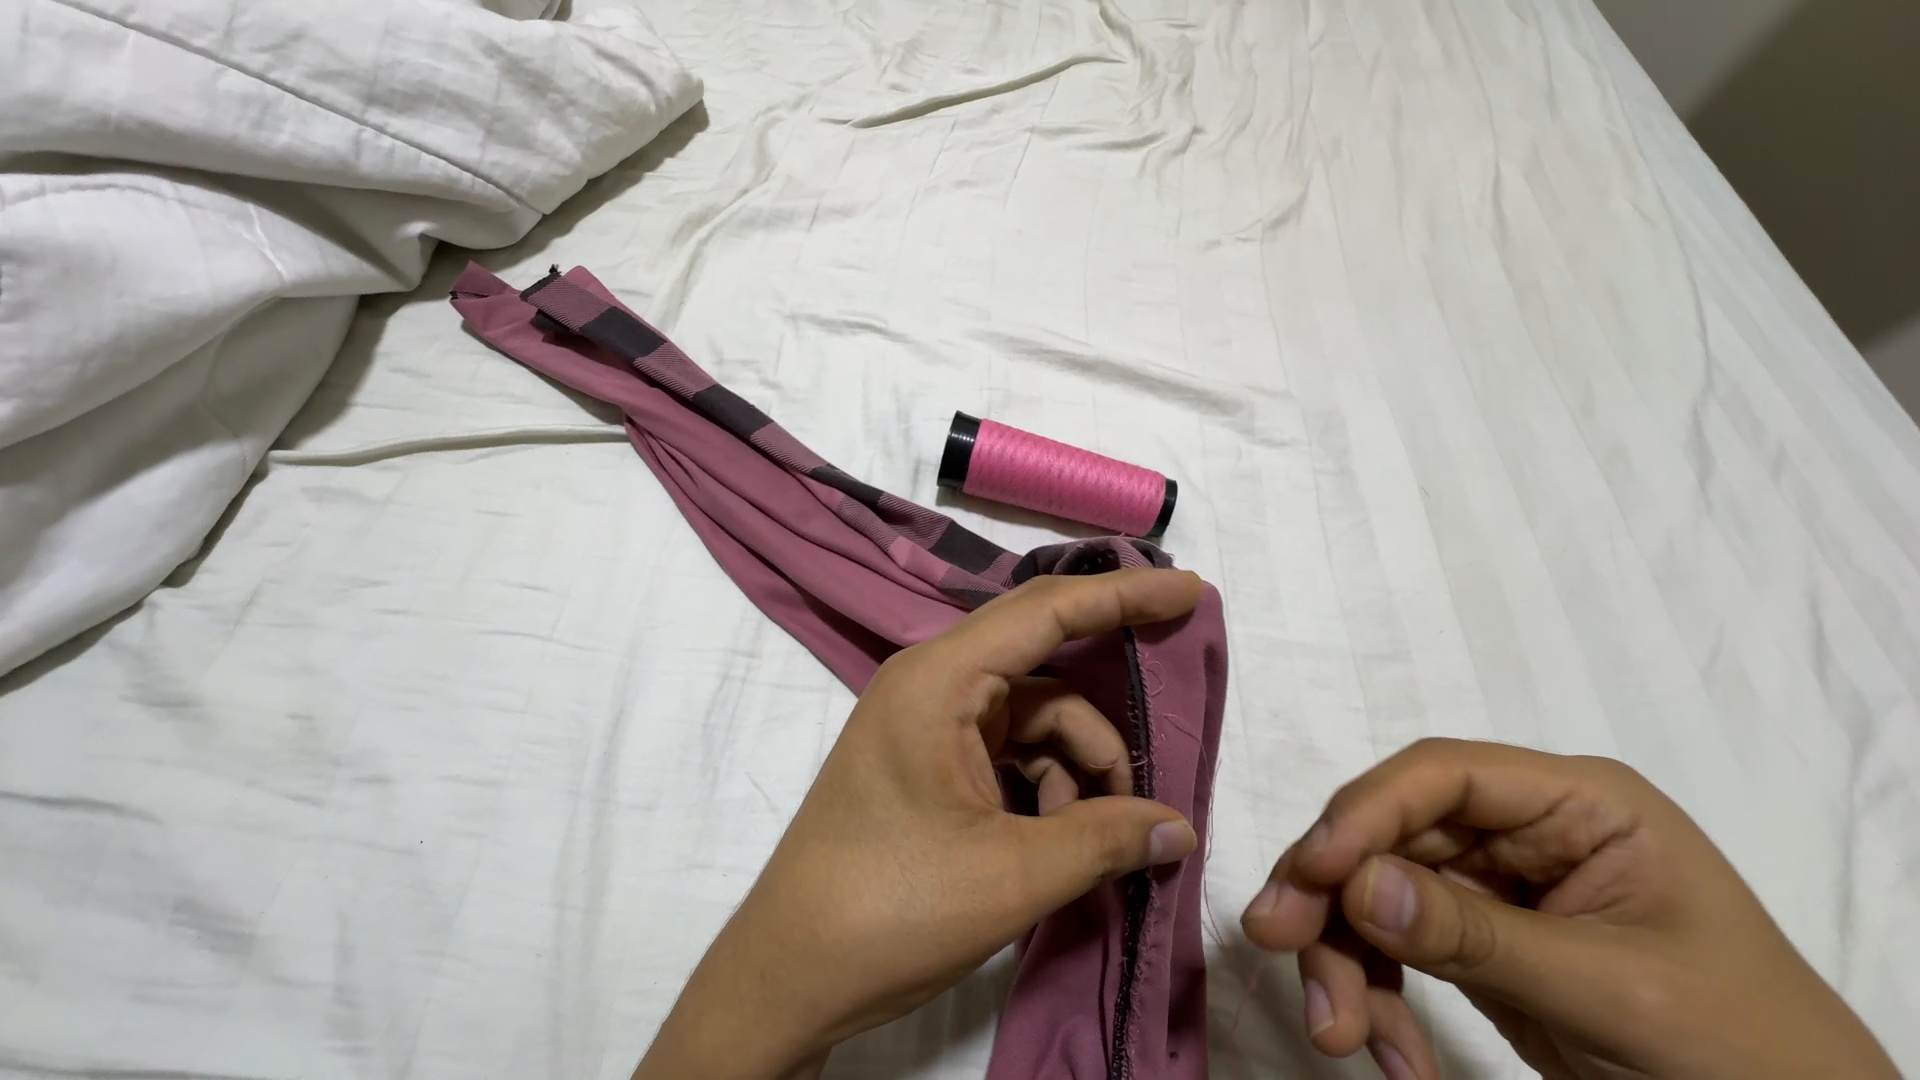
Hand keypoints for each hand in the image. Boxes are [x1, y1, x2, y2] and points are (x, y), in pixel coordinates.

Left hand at [634, 568, 1204, 1079]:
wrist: (790, 973)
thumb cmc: (890, 909)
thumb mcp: (1011, 874)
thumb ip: (1104, 840)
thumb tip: (1180, 828)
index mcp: (938, 679)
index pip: (1044, 611)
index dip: (1122, 595)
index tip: (1188, 589)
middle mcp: (932, 684)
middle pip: (1044, 662)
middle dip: (1109, 694)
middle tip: (1174, 712)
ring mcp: (930, 725)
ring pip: (1036, 718)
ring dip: (1082, 765)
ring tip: (1108, 833)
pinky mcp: (933, 764)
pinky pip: (1012, 751)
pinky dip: (1051, 786)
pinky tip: (1068, 838)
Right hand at [1240, 739, 1899, 1079]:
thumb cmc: (1747, 1056)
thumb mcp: (1614, 994)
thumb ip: (1477, 936)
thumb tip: (1353, 884)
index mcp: (1574, 805)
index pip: (1442, 777)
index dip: (1366, 812)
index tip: (1308, 870)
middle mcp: (1519, 830)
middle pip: (1389, 837)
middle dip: (1333, 897)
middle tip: (1273, 939)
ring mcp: (1490, 887)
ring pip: (1374, 893)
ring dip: (1345, 960)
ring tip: (1338, 1035)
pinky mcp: (1470, 941)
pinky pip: (1392, 949)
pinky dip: (1375, 997)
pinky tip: (1388, 1054)